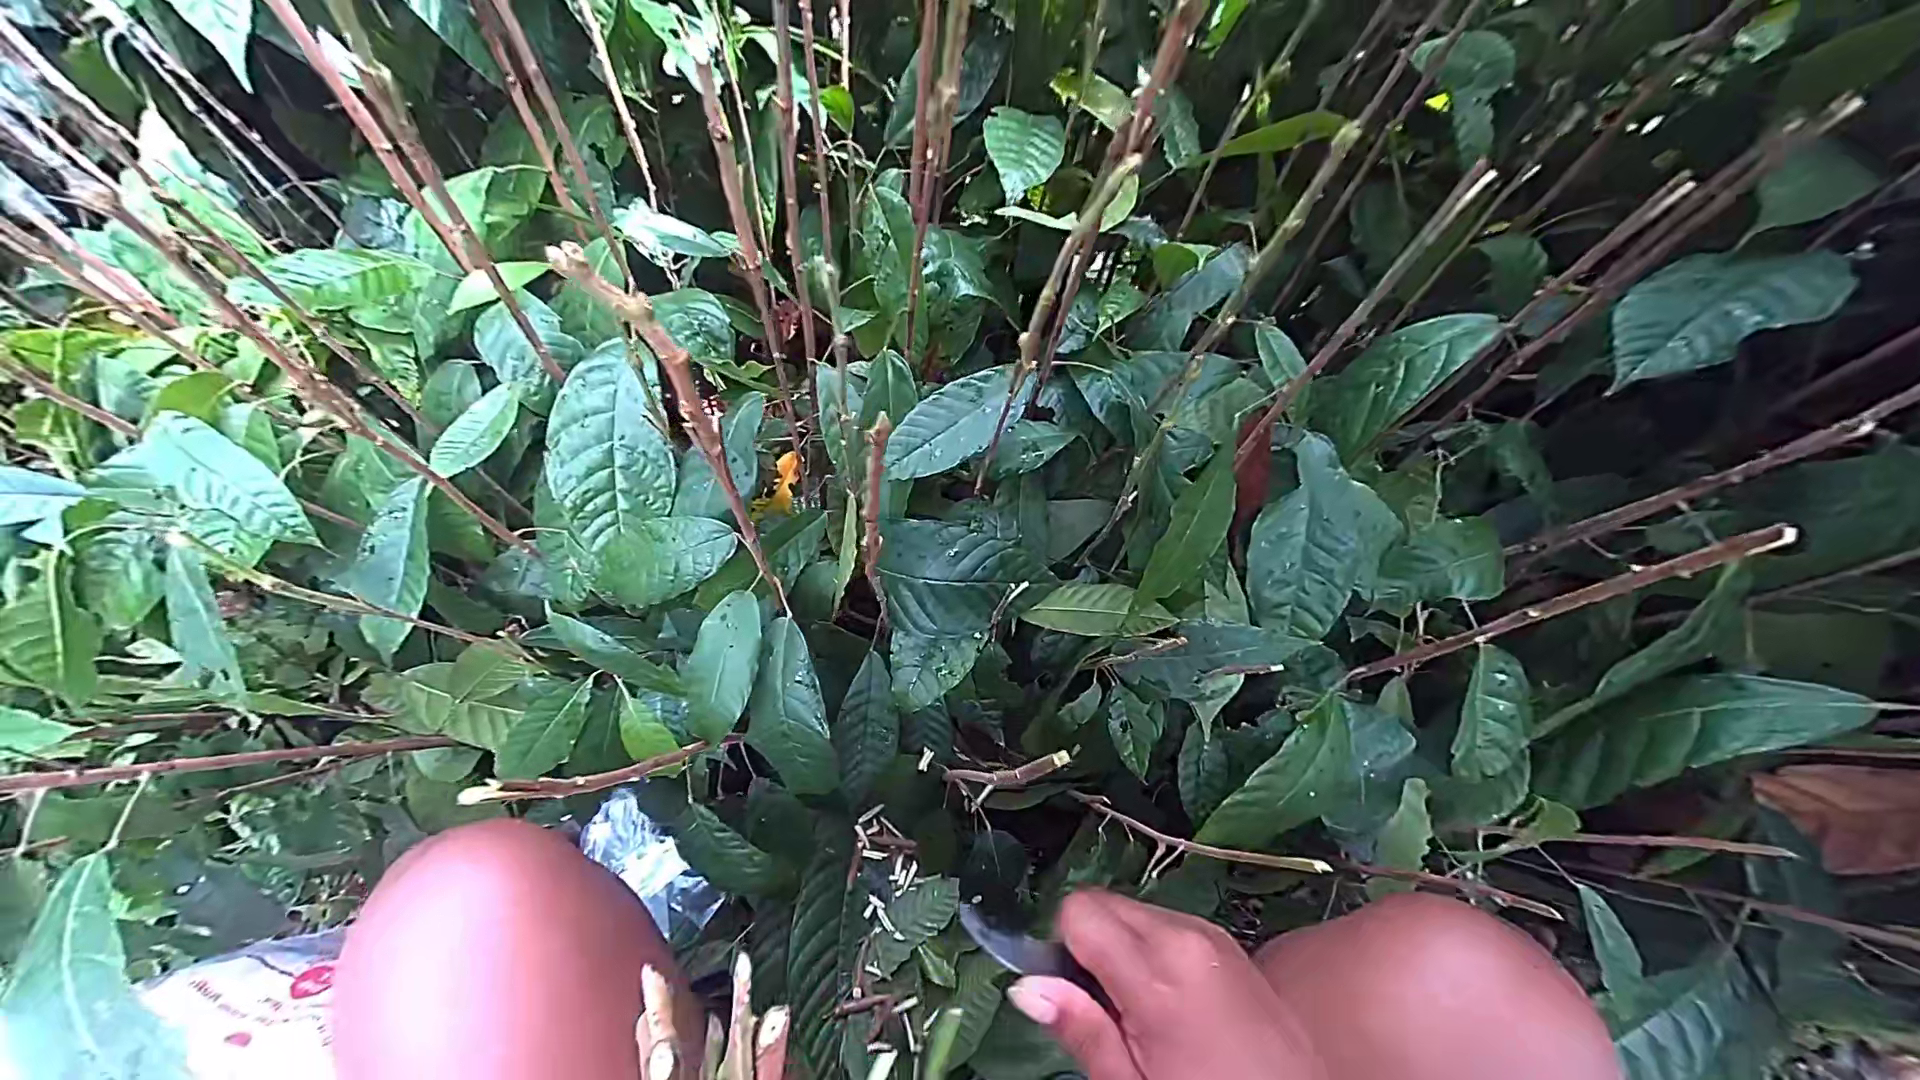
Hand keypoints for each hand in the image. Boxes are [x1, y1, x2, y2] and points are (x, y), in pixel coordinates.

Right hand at [1005, 890, 1326, 1079]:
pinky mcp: (1225, 938)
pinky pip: (1164, 921)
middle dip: (1089, 942)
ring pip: (1131, 909)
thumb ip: (1082, 1028)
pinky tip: (1171, 1000)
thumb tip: (1024, 987)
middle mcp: (1182, 933)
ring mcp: (1208, 931)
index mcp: (1157, 972)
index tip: (1072, 989)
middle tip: (1107, 1008)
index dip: (1062, 945)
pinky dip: (1152, 948)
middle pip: (1102, 902)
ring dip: (1120, 944)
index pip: (1077, 909)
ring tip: (1142, 1010)